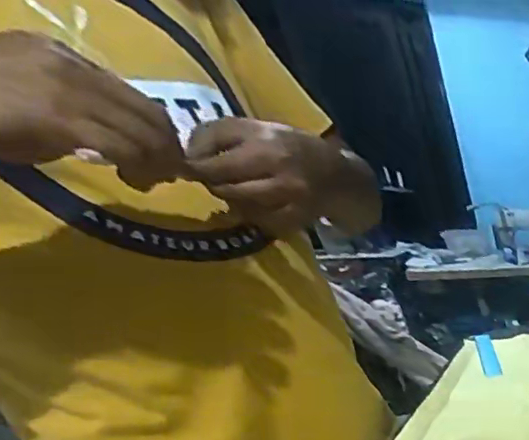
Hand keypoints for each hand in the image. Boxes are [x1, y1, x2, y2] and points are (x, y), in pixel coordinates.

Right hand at [0, 32, 184, 190]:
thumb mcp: (33, 95)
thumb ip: (76, 112)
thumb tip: (114, 143)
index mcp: (70, 59)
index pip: (140, 98)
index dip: (161, 134)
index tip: (161, 159)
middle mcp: (75, 69)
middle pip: (153, 116)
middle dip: (169, 151)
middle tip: (164, 176)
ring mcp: (69, 91)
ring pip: (145, 133)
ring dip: (158, 164)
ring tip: (146, 182)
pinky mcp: (61, 117)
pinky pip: (123, 146)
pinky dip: (139, 168)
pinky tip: (131, 179)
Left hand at [186, 117, 334, 233]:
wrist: (340, 178)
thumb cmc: (293, 150)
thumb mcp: (260, 129)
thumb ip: (224, 135)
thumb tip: (188, 153)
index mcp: (261, 134)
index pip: (211, 141)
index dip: (194, 156)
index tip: (189, 163)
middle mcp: (275, 161)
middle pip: (222, 175)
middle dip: (209, 180)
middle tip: (209, 181)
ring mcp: (289, 192)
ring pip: (240, 200)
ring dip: (230, 200)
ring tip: (231, 194)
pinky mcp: (298, 216)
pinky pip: (263, 220)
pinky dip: (253, 217)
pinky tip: (256, 210)